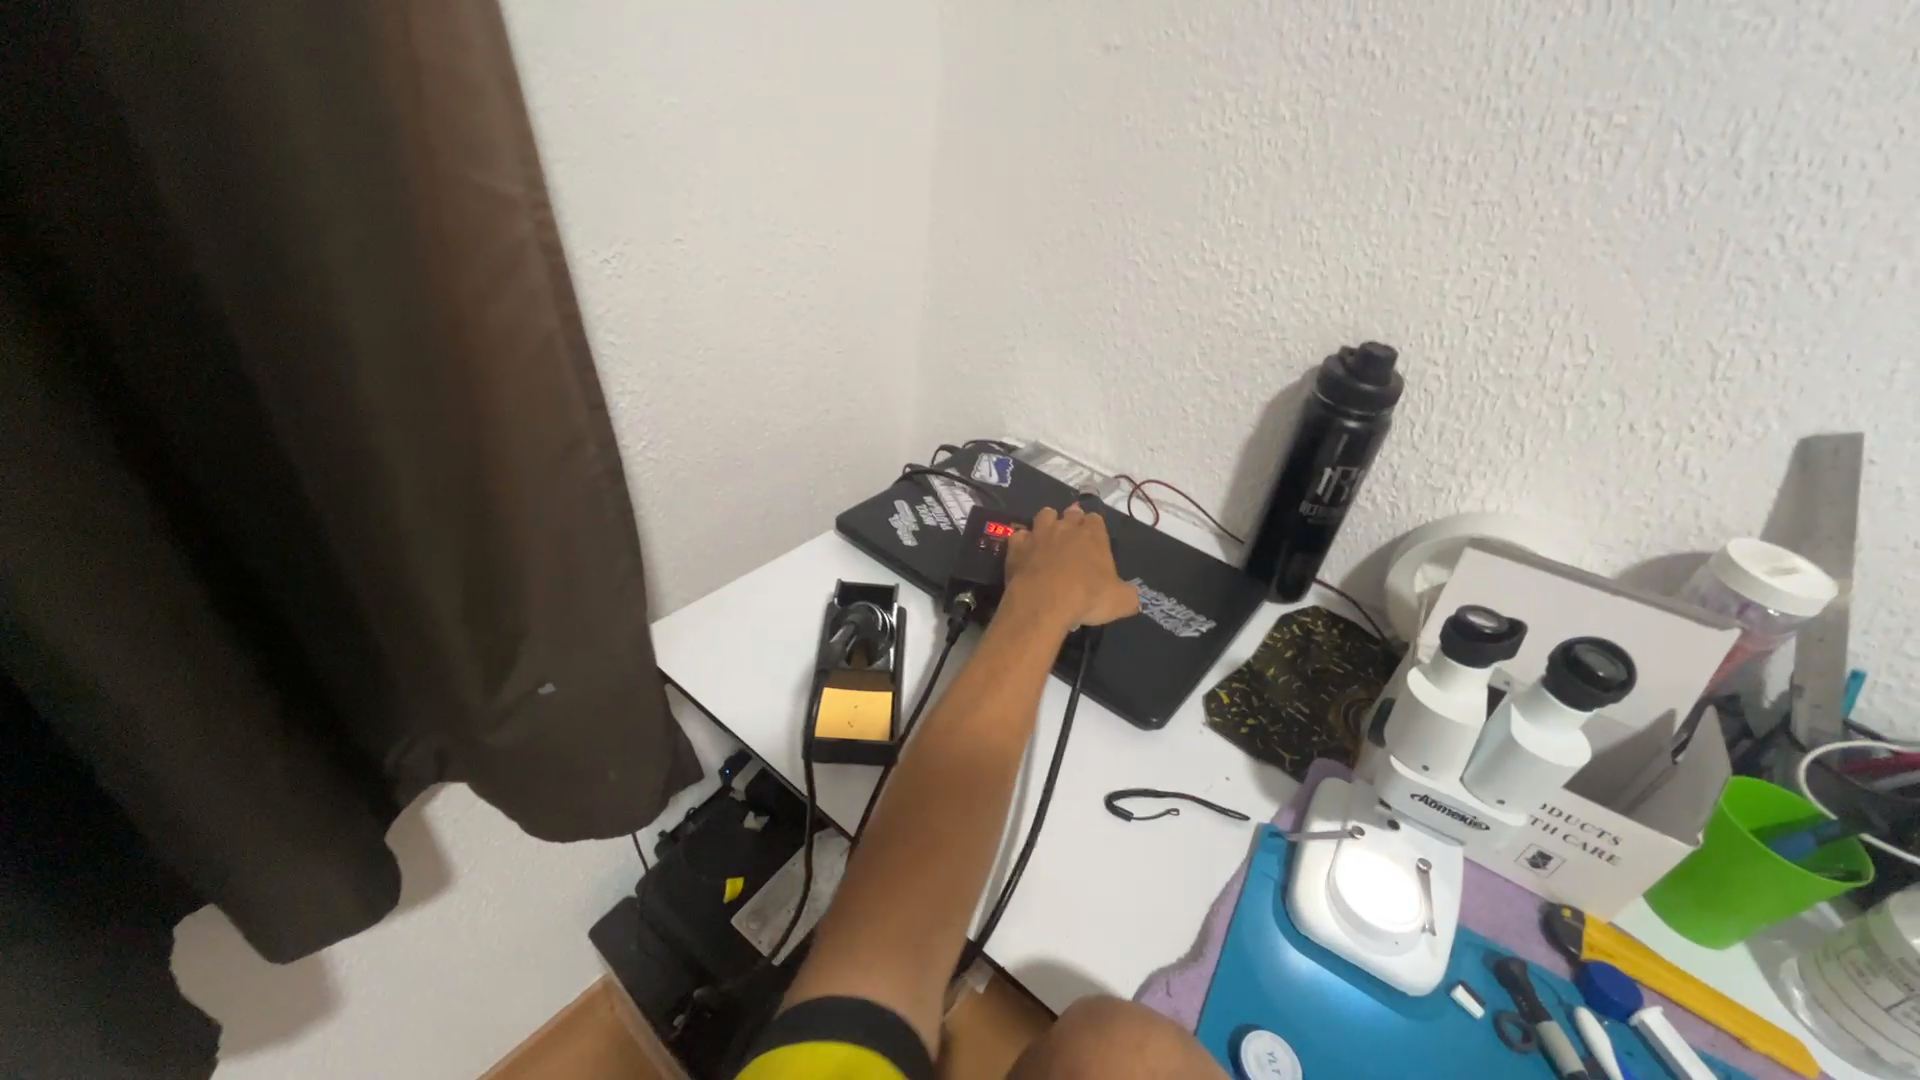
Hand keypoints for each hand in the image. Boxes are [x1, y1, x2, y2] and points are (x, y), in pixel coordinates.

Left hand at [1003, 503, 1138, 630]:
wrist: (1044, 602)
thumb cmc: (1087, 598)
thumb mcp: (1121, 602)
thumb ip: (1128, 595)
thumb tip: (1133, 598)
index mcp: (1093, 535)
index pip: (1096, 519)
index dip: (1094, 526)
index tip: (1093, 537)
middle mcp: (1066, 527)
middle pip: (1070, 513)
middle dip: (1071, 520)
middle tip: (1071, 534)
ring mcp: (1039, 534)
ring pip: (1044, 515)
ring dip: (1047, 523)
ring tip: (1048, 536)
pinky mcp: (1017, 546)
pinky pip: (1019, 536)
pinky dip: (1022, 542)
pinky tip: (1024, 553)